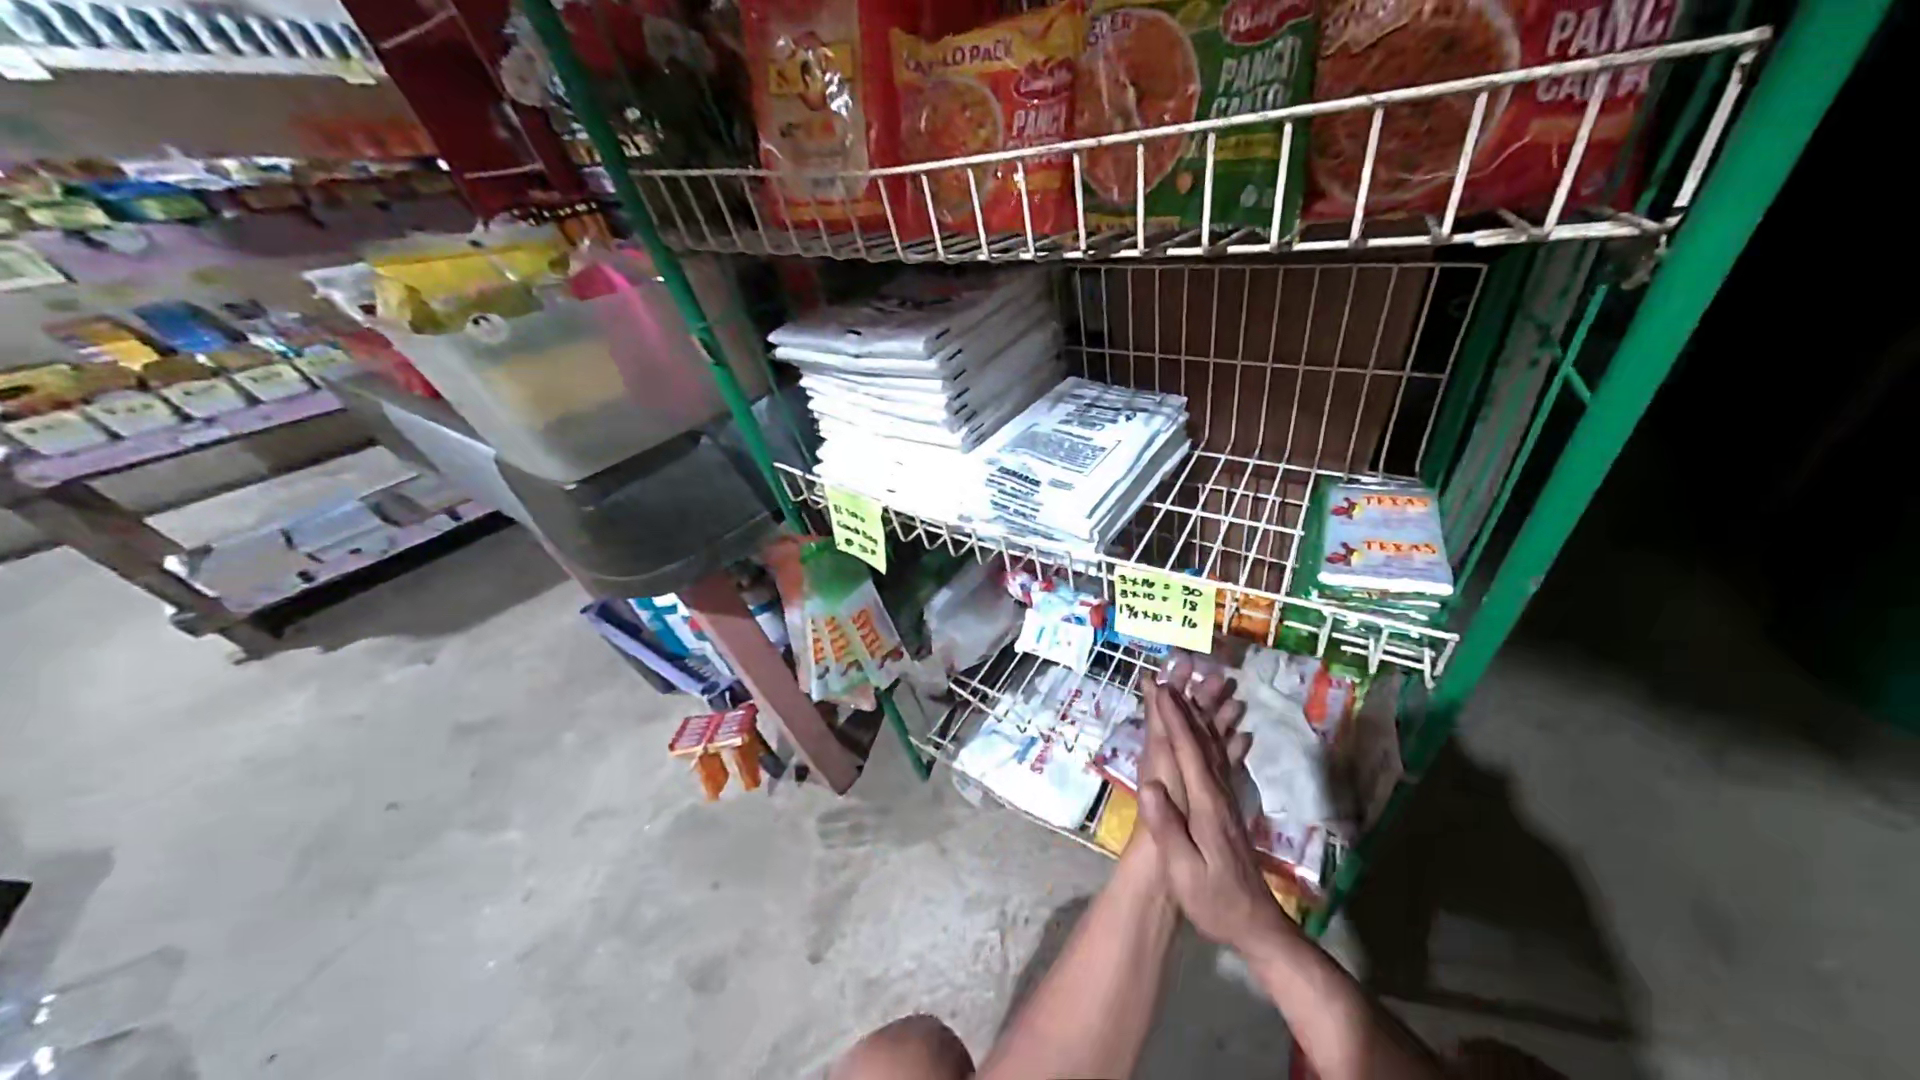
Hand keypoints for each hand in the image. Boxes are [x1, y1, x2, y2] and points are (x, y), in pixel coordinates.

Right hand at [1138, 663, 1294, 954]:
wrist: (1256, 925)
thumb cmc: (1214, 900)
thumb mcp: (1185, 871)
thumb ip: (1168, 829)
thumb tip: (1149, 784)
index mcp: (1205, 806)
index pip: (1188, 753)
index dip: (1174, 719)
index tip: (1161, 690)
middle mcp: (1219, 795)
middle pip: (1203, 743)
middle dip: (1186, 709)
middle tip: (1171, 679)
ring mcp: (1227, 802)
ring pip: (1214, 750)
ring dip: (1202, 719)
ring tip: (1192, 694)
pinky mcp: (1229, 810)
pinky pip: (1221, 763)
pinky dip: (1216, 740)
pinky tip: (1228, 731)